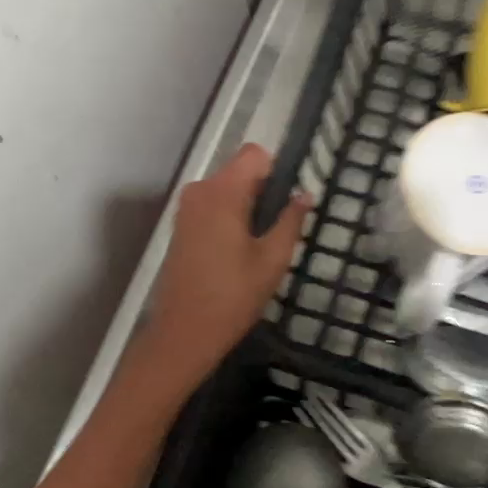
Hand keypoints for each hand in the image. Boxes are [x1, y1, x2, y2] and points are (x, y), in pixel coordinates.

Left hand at [138, 144, 310, 387]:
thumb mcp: (273, 259)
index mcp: (223, 192)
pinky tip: (240, 250)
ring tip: (262, 243)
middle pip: (240, 170)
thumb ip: (291, 221)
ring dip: (247, 206)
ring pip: (226, 189)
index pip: (254, 155)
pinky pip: (212, 206)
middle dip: (263, 190)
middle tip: (281, 227)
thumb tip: (305, 194)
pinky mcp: (181, 226)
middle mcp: (200, 190)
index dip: (276, 170)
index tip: (288, 201)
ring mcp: (186, 208)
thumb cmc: (233, 296)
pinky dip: (230, 217)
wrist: (184, 332)